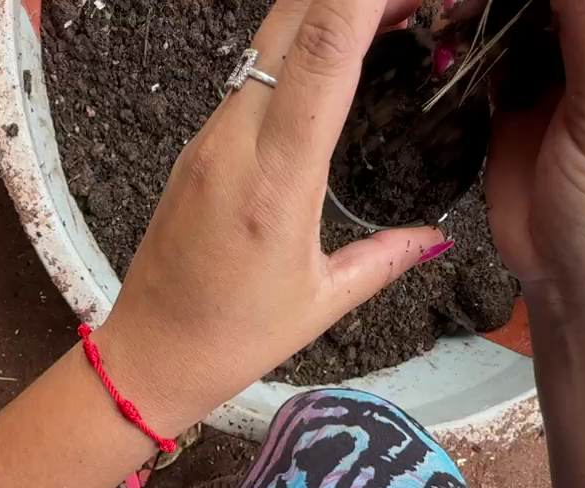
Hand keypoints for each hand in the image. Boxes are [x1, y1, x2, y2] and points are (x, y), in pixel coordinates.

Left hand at [95, 0, 445, 431]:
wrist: (149, 356)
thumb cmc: (230, 339)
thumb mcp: (320, 303)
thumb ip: (385, 259)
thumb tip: (435, 239)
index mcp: (275, 181)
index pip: (323, 47)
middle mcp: (234, 144)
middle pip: (292, 15)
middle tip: (413, 2)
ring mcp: (206, 141)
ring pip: (265, 40)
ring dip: (325, 14)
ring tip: (384, 23)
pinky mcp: (193, 151)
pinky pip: (247, 79)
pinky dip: (293, 55)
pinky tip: (326, 71)